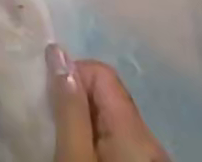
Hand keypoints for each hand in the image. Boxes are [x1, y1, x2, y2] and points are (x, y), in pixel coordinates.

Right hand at [48, 44, 172, 161]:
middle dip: (76, 98)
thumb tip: (58, 51)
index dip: (72, 74)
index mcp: (136, 128)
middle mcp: (150, 137)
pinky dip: (95, 139)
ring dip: (83, 119)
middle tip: (53, 121)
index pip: (101, 71)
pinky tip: (81, 152)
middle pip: (107, 94)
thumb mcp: (74, 153)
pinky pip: (119, 140)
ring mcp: (151, 155)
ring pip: (111, 118)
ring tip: (63, 138)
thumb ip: (69, 106)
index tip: (50, 95)